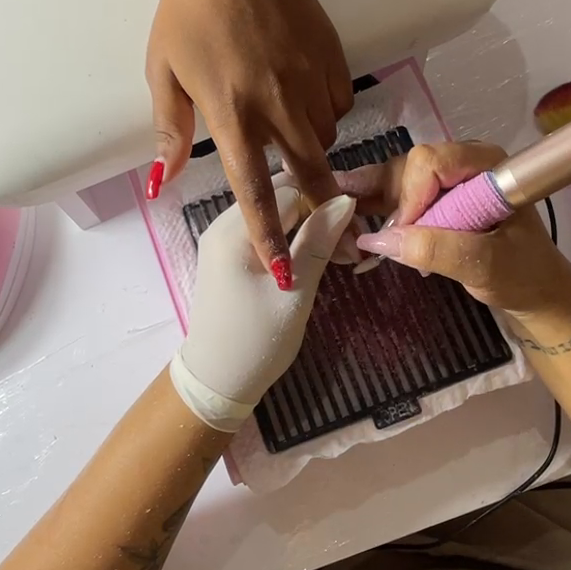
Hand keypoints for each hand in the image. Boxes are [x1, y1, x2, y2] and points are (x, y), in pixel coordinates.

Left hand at [146, 0, 354, 288]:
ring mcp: (309, 77)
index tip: (285, 271)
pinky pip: (340, 102)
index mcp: (231, 112)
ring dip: (312, 145)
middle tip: (318, 210)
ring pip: (326, 136)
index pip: (254, 190)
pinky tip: (304, 94)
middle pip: (310, 170)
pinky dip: (327, 110)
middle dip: (317, 200)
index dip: (271, 237)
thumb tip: (161, 183)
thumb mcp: (164, 73)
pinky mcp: (334, 54)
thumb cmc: (185, 15)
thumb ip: (169, 132)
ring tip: (289, 126)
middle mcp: (276, 102)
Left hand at [169, 189, 354, 429]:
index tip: (355, 232)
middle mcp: (221, 224)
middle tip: (349, 243)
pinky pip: (260, 229)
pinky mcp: (224, 254)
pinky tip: (308, 255)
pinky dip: (288, 236)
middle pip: (278, 195)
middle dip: (316, 210)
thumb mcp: (295, 291)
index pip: (289, 190)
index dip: (326, 203)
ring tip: (335, 250)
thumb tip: (347, 200)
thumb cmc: (257, 341)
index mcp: (234, 229)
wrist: (215, 379)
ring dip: (305, 224)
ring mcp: (220, 239)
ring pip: (271, 212)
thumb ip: (319, 241)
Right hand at [339, 142, 570, 319]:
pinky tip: (345, 212)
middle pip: (407, 168)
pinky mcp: (436, 201)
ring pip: (396, 181)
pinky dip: (373, 207)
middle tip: (348, 220)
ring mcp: (447, 182)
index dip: (410, 197)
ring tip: (334, 211)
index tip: (404, 235)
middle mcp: (463, 164)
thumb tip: (379, 241)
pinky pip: (398, 196)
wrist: (536, 292)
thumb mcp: (485, 265)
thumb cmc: (522, 275)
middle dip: (381, 195)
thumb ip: (438, 248)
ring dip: (368, 199)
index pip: (431, 163)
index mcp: (486, 165)